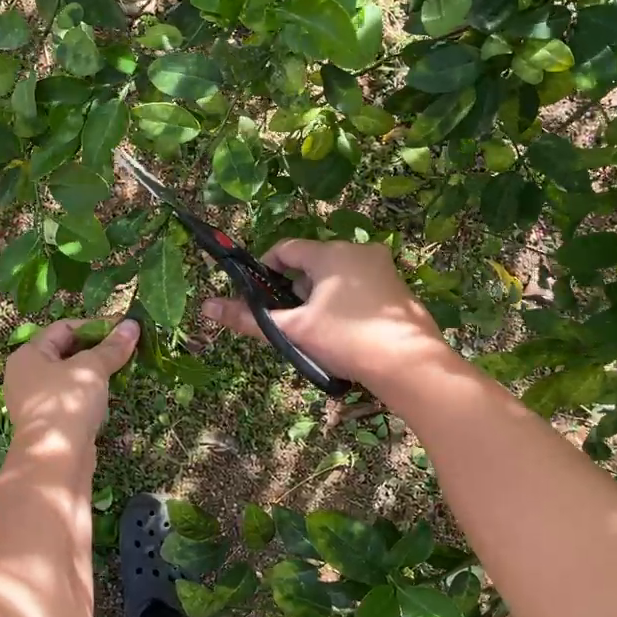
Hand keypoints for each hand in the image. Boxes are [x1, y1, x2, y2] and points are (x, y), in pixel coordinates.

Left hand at [4, 318, 140, 450]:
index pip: (63, 328)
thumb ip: (111, 347)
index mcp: (28, 355)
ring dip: (94, 371)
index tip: (124, 327)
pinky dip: (88, 392)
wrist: (55, 459)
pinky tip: (108, 394)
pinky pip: (70, 397)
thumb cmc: (67, 403)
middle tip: (126, 347)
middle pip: (64, 351)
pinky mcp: (48, 422)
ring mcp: (34, 401)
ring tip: (122, 367)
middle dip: (96, 348)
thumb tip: (132, 325)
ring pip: (68, 376)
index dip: (95, 325)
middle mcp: (25, 375)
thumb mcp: (92, 369)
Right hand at [200, 239, 448, 390]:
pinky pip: (357, 288)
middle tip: (289, 321)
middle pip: (310, 263)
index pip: (285, 249)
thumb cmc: (346, 340)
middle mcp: (358, 252)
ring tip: (315, 332)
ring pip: (334, 277)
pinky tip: (342, 335)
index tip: (258, 296)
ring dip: (317, 299)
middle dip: (293, 290)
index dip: (264, 270)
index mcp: (331, 253)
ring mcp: (382, 269)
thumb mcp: (292, 330)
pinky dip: (341, 305)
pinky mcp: (397, 290)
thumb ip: (248, 318)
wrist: (411, 368)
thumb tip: (206, 307)